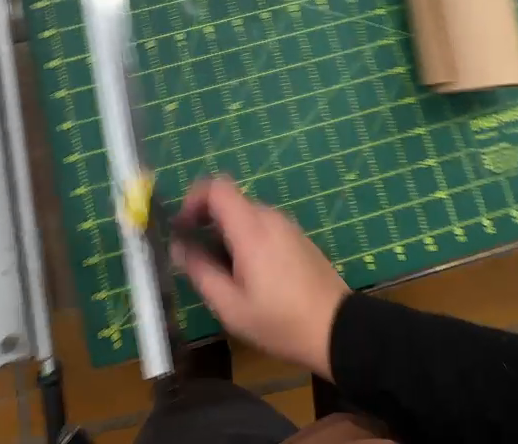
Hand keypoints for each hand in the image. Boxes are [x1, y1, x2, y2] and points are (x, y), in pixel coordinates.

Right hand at [171, 176, 348, 379]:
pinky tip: (250, 274)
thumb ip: (200, 271)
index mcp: (251, 228)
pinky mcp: (298, 237)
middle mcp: (269, 217)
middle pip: (230, 201)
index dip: (194, 198)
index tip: (183, 226)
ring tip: (223, 271)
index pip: (217, 187)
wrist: (338, 330)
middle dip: (208, 221)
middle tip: (197, 255)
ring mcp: (287, 226)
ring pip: (246, 215)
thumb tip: (179, 247)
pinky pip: (264, 226)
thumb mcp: (231, 307)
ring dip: (227, 232)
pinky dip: (247, 238)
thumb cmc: (280, 321)